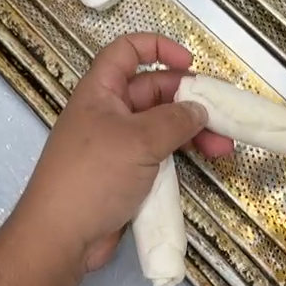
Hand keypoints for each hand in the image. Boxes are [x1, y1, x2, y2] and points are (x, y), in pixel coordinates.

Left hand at [7, 33, 232, 273]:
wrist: (61, 237)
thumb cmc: (94, 176)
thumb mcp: (138, 141)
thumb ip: (174, 121)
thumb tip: (198, 110)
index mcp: (101, 90)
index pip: (127, 50)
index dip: (157, 47)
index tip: (189, 62)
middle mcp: (108, 111)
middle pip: (153, 90)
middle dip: (189, 99)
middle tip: (222, 115)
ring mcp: (117, 143)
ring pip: (161, 125)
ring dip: (192, 131)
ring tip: (223, 147)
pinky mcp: (125, 172)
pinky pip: (158, 153)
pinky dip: (182, 154)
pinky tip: (204, 162)